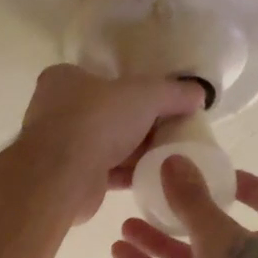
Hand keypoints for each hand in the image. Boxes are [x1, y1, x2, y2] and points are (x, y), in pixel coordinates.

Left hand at [19, 64, 207, 223]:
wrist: (64, 175)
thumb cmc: (97, 119)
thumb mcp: (145, 94)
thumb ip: (174, 92)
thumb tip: (199, 94)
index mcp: (64, 80)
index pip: (103, 78)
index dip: (132, 88)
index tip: (160, 100)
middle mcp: (57, 111)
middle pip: (108, 113)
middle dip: (139, 123)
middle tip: (172, 128)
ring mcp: (61, 147)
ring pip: (108, 144)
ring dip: (136, 151)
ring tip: (170, 154)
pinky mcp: (71, 178)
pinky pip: (107, 172)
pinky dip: (129, 173)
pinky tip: (156, 176)